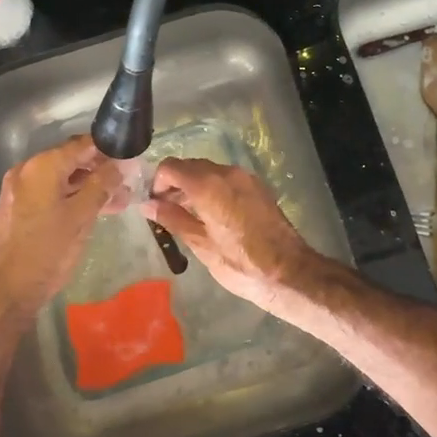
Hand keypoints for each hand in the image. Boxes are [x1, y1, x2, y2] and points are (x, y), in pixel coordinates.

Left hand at [0, 135, 128, 315]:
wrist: (4, 293)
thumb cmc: (46, 252)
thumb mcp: (81, 217)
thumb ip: (102, 185)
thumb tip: (119, 164)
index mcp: (42, 166)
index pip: (82, 145)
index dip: (108, 150)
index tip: (131, 158)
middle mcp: (26, 171)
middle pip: (71, 161)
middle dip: (100, 171)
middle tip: (127, 184)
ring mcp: (18, 190)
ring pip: (61, 180)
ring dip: (88, 187)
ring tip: (118, 202)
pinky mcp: (16, 209)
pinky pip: (49, 194)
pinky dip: (70, 198)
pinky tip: (93, 211)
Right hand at [142, 158, 321, 310]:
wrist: (288, 271)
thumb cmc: (240, 264)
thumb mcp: (201, 245)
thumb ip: (173, 219)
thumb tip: (148, 204)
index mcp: (208, 185)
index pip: (171, 167)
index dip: (157, 182)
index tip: (153, 203)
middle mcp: (226, 172)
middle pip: (190, 166)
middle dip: (174, 183)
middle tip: (166, 209)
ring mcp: (245, 177)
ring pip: (209, 171)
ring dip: (193, 185)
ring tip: (186, 214)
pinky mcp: (257, 186)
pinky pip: (226, 179)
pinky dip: (212, 188)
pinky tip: (211, 214)